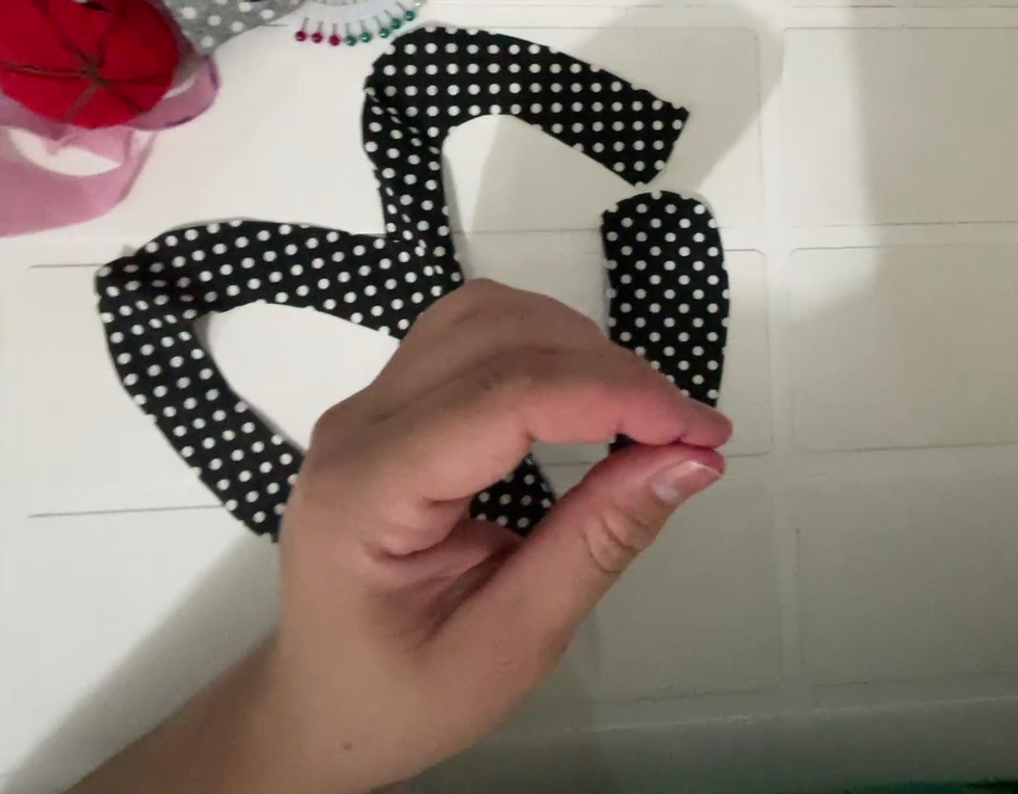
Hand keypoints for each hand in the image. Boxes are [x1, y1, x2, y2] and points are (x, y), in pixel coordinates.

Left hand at [72, 280, 731, 793]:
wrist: (318, 702)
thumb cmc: (399, 696)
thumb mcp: (509, 645)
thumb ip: (598, 543)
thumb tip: (689, 460)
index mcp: (368, 491)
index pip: (506, 397)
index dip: (615, 395)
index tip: (699, 430)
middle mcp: (359, 423)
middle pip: (499, 338)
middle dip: (610, 370)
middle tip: (683, 430)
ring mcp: (371, 402)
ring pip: (486, 315)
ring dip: (577, 344)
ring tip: (637, 409)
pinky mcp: (393, 399)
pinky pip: (474, 330)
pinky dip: (545, 341)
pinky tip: (579, 387)